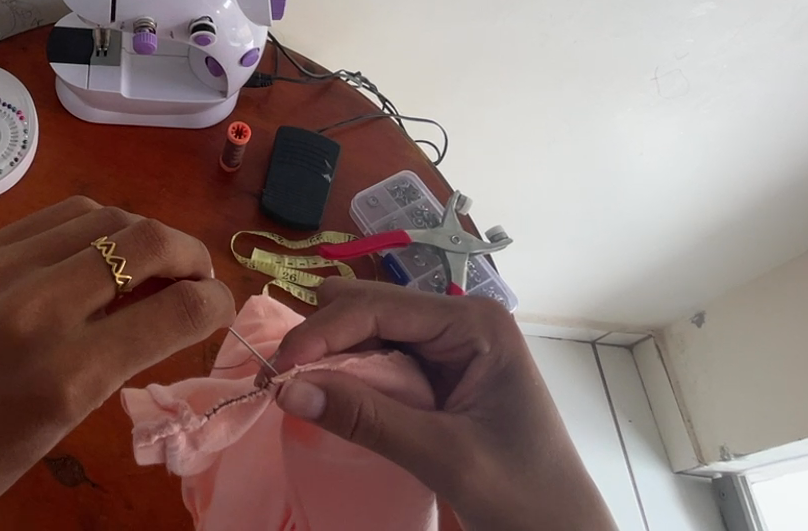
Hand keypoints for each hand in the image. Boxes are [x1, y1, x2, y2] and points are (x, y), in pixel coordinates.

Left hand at [0, 196, 236, 528]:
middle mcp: (40, 306)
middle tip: (197, 274)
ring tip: (153, 257)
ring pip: (105, 214)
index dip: (215, 300)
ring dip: (143, 231)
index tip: (223, 303)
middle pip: (143, 241)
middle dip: (189, 252)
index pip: (173, 311)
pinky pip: (60, 214)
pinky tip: (102, 246)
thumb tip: (174, 302)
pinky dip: (97, 223)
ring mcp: (5, 266)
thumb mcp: (68, 419)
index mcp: (68, 374)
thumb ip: (123, 353)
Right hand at [271, 278, 617, 530]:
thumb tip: (286, 388)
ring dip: (328, 356)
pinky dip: (344, 374)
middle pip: (363, 306)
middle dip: (320, 339)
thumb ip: (367, 419)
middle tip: (284, 383)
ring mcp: (444, 342)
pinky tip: (330, 398)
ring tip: (299, 391)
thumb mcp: (447, 460)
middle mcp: (455, 318)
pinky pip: (372, 356)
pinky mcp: (432, 368)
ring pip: (361, 328)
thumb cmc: (528, 502)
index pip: (376, 306)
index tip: (278, 369)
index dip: (322, 331)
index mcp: (473, 323)